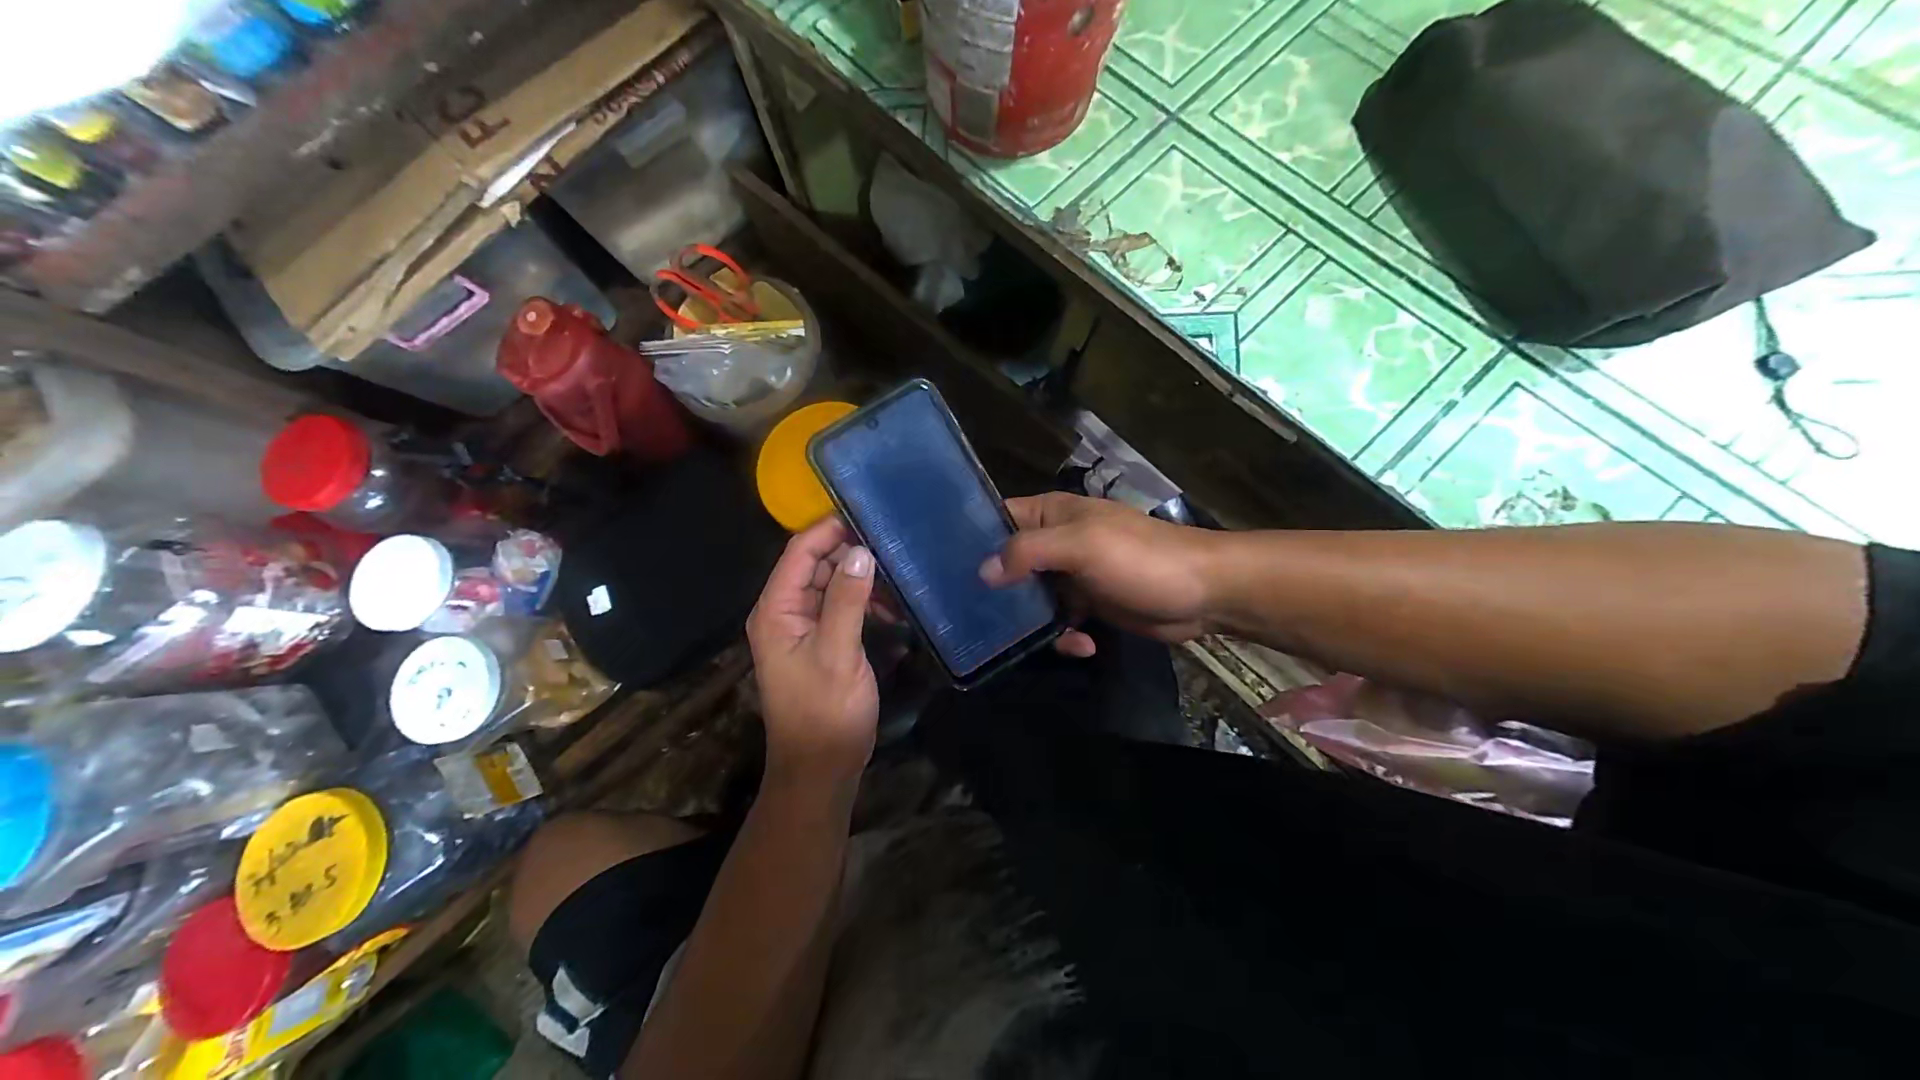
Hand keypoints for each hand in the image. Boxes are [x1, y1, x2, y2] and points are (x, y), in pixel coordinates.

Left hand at [747, 517, 878, 777]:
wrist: (821, 768)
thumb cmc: (825, 712)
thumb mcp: (837, 653)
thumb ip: (847, 600)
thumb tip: (860, 551)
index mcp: (776, 610)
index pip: (799, 553)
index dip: (830, 530)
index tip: (868, 514)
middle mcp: (784, 613)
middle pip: (815, 565)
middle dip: (851, 553)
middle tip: (893, 543)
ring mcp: (803, 628)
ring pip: (832, 585)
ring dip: (861, 579)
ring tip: (899, 574)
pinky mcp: (822, 643)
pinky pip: (841, 608)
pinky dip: (864, 602)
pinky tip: (893, 608)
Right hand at [981, 492, 1217, 656]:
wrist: (1203, 592)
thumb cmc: (1140, 559)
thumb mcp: (1082, 546)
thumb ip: (1029, 552)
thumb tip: (983, 571)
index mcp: (1051, 515)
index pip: (998, 517)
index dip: (972, 537)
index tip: (943, 567)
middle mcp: (1056, 542)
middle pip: (1008, 564)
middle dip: (996, 591)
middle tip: (974, 618)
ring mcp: (1071, 576)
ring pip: (1030, 599)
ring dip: (1031, 622)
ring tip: (1038, 639)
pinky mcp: (1089, 606)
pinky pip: (1059, 622)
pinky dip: (1065, 637)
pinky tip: (1083, 645)